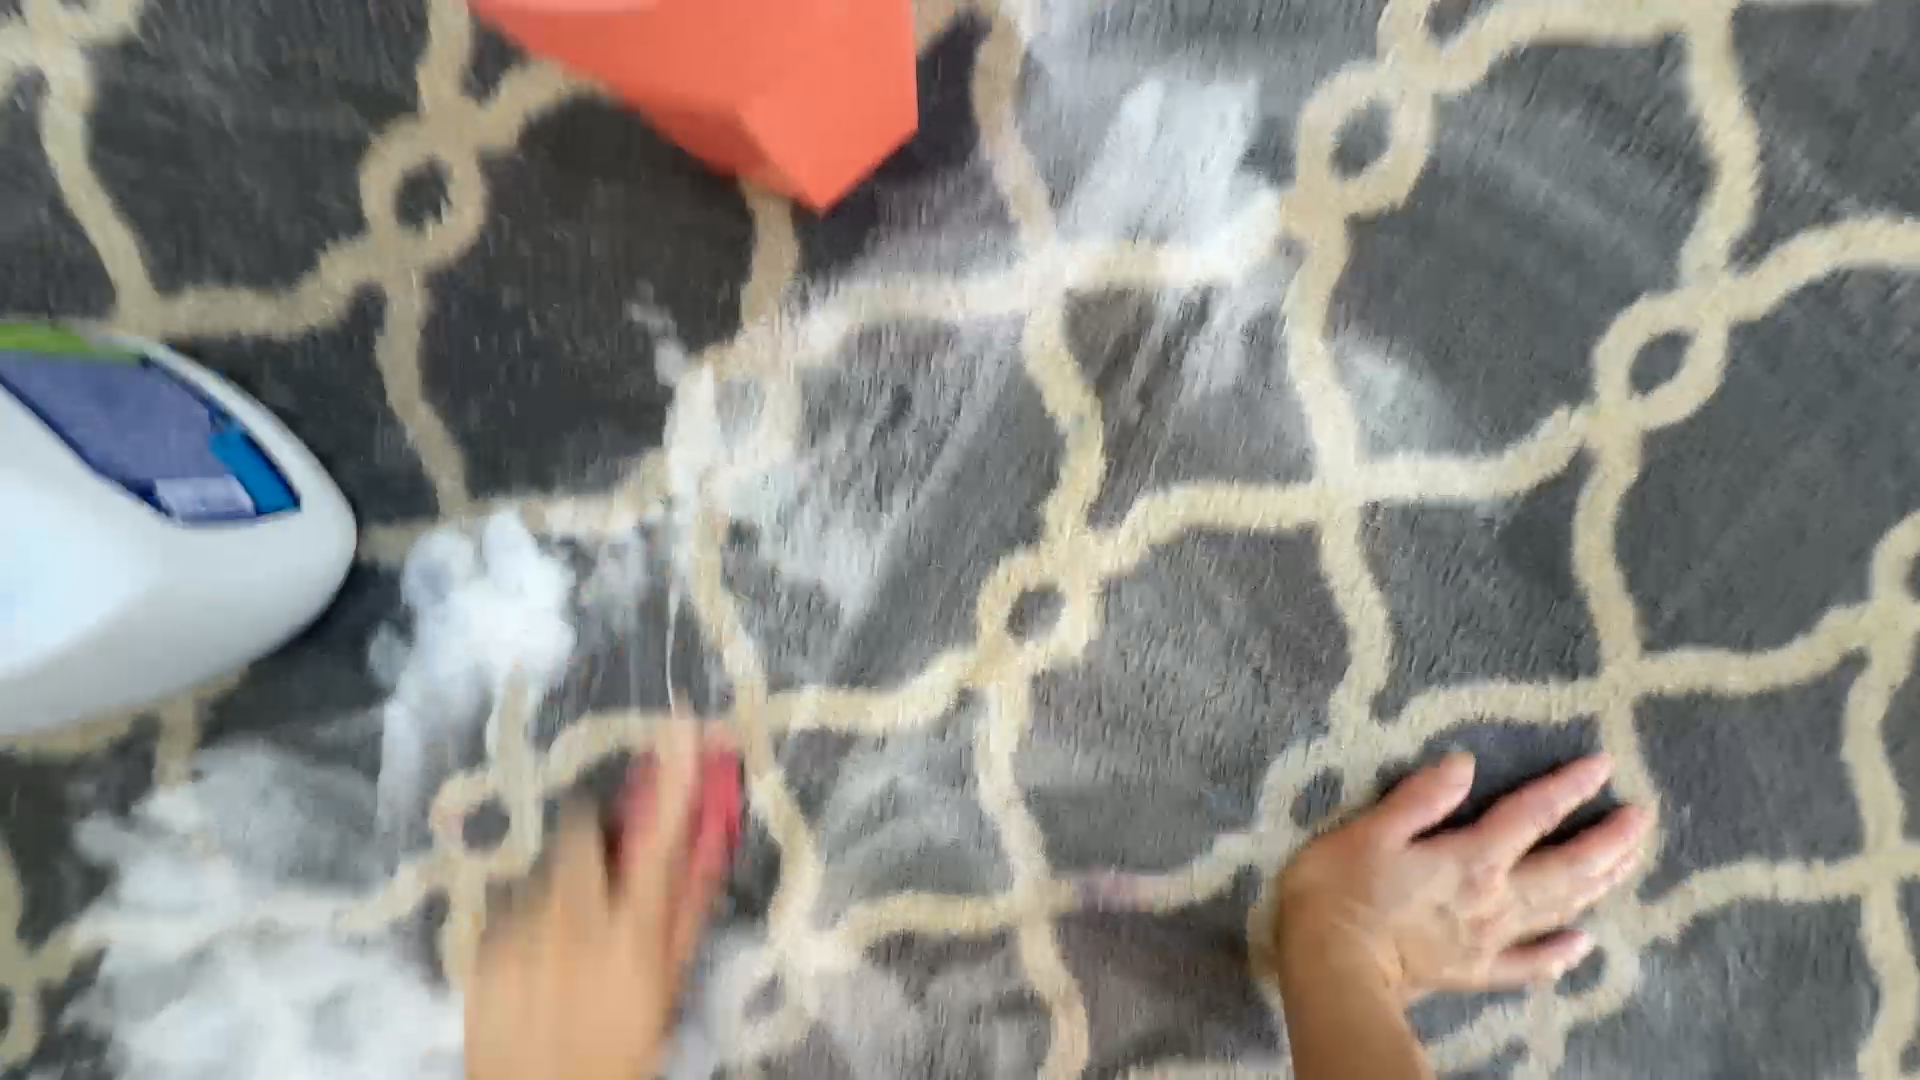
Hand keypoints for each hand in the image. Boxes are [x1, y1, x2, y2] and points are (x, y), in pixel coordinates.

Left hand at [464, 722, 738, 1079]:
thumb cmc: (623, 1047)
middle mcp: (570, 923)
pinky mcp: (476, 951)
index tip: (681, 723)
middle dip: (599, 832)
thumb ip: (689, 901)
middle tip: (607, 866)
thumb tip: (709, 834)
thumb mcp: (669, 980)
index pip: (658, 832)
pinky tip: (537, 958)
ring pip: (545, 867)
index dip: (672, 772)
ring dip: (564, 880)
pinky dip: (532, 913)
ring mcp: (515, 936)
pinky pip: (512, 901)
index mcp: (630, 932)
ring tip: (568, 934)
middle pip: (582, 828)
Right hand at [1275, 752, 1650, 1002]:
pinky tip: (1582, 943)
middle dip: (1608, 842)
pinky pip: (1530, 963)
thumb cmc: (1339, 887)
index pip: (1530, 816)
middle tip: (1642, 818)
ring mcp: (1491, 939)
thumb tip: (1465, 763)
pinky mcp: (1476, 970)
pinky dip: (1561, 952)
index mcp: (1470, 859)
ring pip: (1559, 909)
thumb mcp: (1370, 830)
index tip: (1602, 765)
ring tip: (1629, 863)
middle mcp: (1495, 898)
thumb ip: (1420, 799)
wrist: (1333, 964)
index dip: (1567, 788)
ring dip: (1599, 885)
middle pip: (1565, 868)